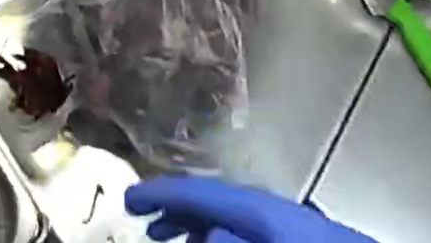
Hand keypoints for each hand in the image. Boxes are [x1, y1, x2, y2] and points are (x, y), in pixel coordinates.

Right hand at [125, 176, 375, 242]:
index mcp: (262, 210)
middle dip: (177, 210)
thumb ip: (232, 241)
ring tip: (171, 239)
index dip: (162, 194)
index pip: (201, 193)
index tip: (128, 200)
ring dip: (199, 227)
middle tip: (143, 224)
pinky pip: (251, 231)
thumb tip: (204, 232)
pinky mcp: (302, 237)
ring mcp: (290, 226)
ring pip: (233, 218)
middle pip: (214, 201)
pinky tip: (213, 242)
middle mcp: (273, 210)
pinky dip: (224, 235)